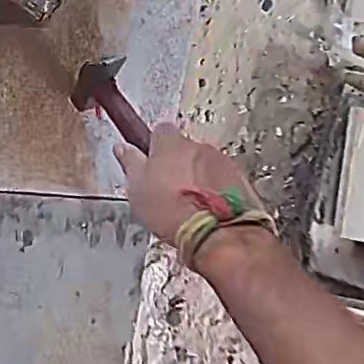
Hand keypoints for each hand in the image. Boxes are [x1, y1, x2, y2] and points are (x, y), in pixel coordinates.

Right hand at [112, 122, 258, 244]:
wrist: (216, 233)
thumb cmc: (173, 211)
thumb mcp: (137, 188)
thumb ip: (130, 163)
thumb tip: (123, 149)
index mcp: (170, 144)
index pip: (160, 131)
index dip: (153, 146)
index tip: (148, 159)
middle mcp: (198, 147)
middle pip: (184, 149)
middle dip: (176, 164)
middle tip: (164, 188)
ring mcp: (222, 163)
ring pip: (203, 165)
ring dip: (195, 178)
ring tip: (184, 205)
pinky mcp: (240, 181)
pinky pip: (221, 181)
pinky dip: (213, 191)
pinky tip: (203, 211)